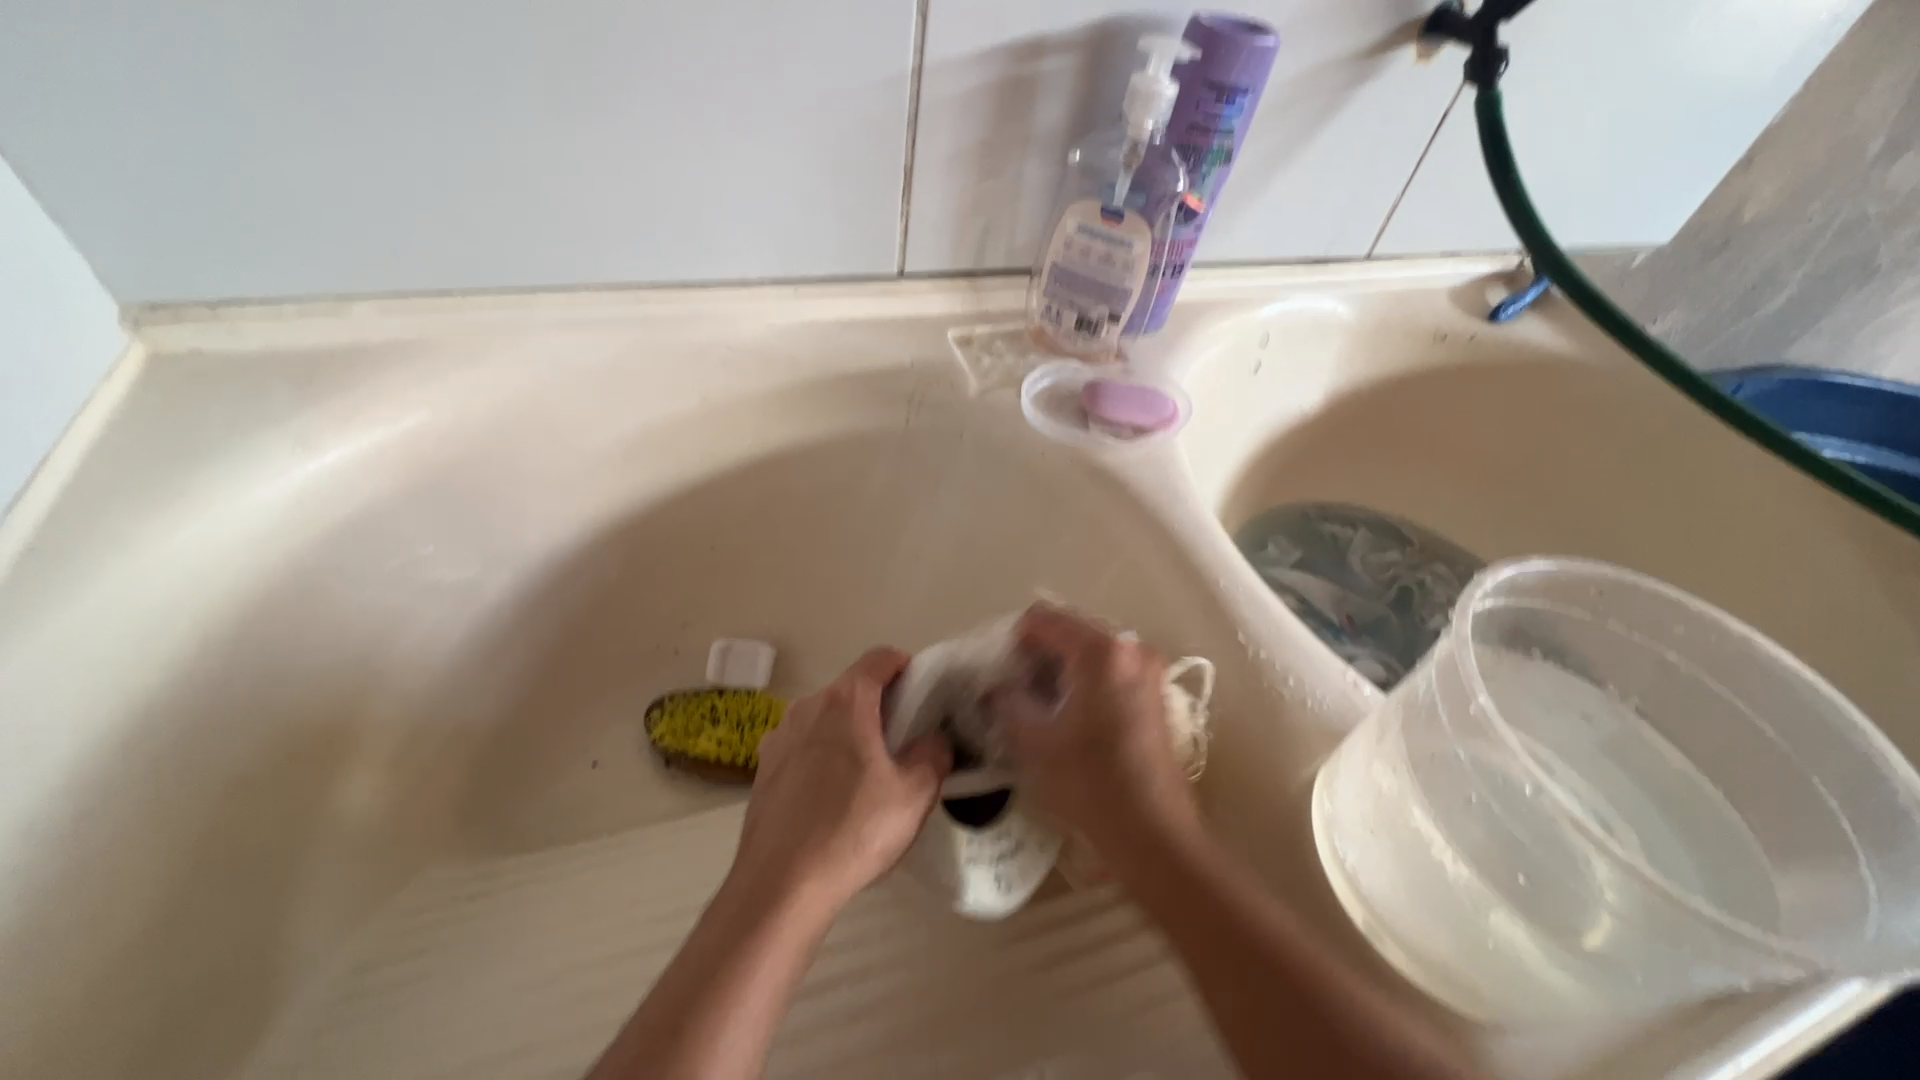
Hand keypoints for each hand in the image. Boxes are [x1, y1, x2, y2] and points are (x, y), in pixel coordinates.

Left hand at [730, 648, 952, 912]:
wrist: (780, 885)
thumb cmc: (853, 830)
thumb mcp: (914, 794)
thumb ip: (934, 755)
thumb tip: (934, 740)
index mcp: (845, 702)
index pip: (879, 658)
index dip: (906, 668)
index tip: (925, 696)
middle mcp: (807, 708)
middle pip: (852, 689)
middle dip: (881, 706)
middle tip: (906, 743)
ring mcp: (779, 737)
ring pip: (826, 719)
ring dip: (851, 733)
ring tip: (870, 776)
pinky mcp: (764, 769)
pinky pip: (804, 748)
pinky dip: (824, 757)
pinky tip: (835, 800)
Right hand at [1003, 604, 1200, 855]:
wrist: (1154, 833)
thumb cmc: (1090, 783)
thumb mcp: (1033, 741)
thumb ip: (1008, 701)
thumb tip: (997, 687)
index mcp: (1100, 650)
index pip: (1042, 619)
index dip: (1011, 643)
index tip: (999, 678)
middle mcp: (1130, 647)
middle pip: (1068, 631)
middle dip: (1036, 658)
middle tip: (1015, 696)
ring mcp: (1148, 670)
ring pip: (1088, 653)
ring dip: (1059, 672)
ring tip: (1040, 711)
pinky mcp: (1155, 693)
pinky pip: (1108, 671)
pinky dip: (1083, 684)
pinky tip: (1070, 721)